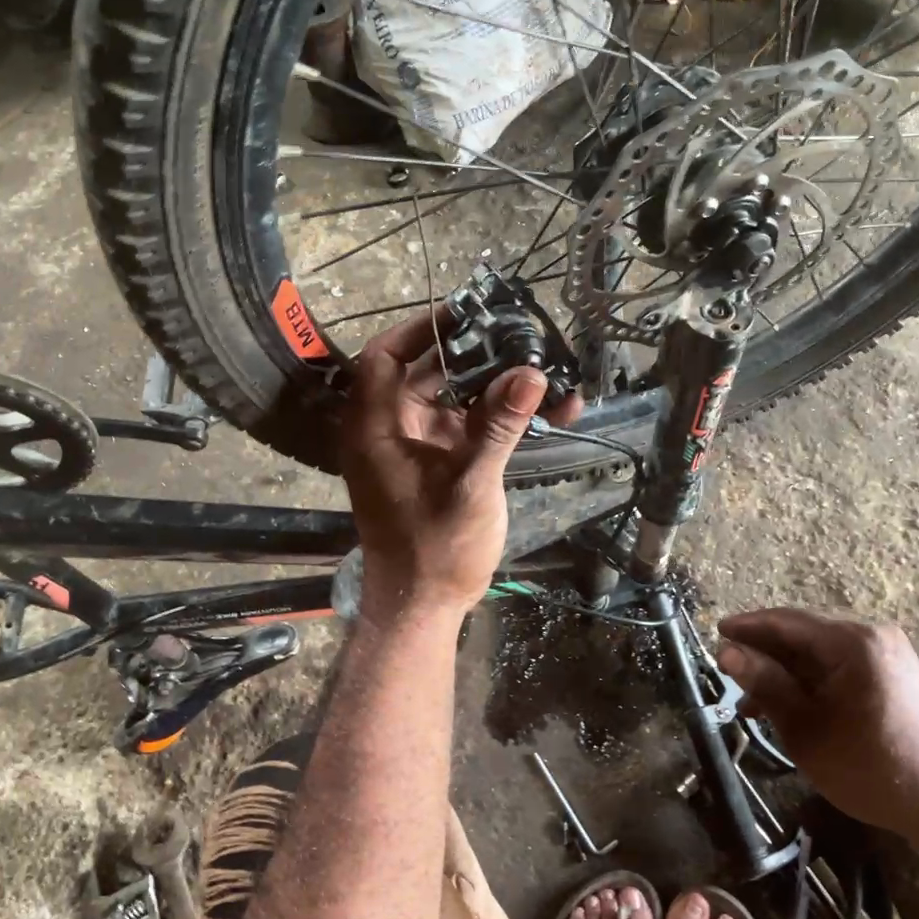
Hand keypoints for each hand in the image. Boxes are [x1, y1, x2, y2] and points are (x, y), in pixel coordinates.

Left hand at [340, 311, 577, 625]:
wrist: (424, 606)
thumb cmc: (435, 548)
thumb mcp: (470, 483)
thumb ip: (498, 425)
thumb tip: (531, 372)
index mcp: (376, 429)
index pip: (384, 357)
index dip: (418, 329)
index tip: (462, 312)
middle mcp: (390, 430)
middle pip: (421, 371)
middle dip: (467, 351)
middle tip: (512, 331)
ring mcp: (415, 447)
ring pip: (448, 397)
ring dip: (489, 383)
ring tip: (536, 362)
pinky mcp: (438, 464)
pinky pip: (464, 426)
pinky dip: (495, 416)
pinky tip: (542, 409)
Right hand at [716, 609, 918, 841]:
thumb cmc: (871, 768)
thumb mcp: (806, 729)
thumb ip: (766, 683)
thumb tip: (726, 651)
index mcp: (854, 641)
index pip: (786, 621)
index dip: (747, 628)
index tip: (715, 634)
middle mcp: (874, 637)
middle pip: (804, 636)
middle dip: (765, 656)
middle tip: (731, 676)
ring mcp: (891, 656)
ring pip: (821, 655)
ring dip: (787, 674)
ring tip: (754, 704)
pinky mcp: (898, 677)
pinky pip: (843, 668)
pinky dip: (814, 683)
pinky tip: (793, 709)